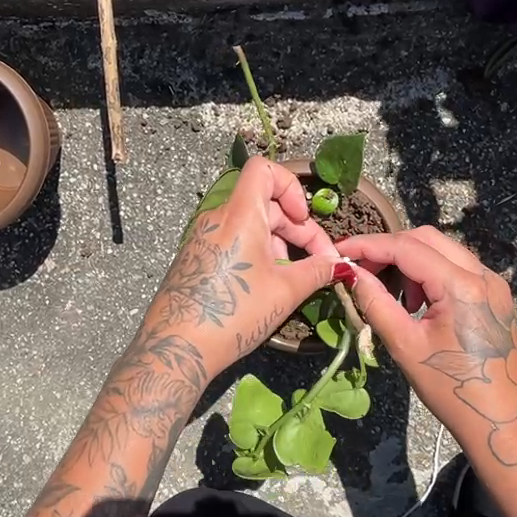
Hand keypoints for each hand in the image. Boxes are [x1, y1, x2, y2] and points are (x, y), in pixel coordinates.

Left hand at [144, 157, 338, 378]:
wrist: (178, 346)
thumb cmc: (234, 313)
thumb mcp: (285, 291)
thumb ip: (317, 271)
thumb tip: (339, 265)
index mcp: (239, 214)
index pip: (263, 169)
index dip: (290, 186)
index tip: (303, 219)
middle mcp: (219, 218)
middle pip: (264, 202)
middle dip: (296, 228)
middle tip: (320, 262)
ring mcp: (204, 237)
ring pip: (250, 224)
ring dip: (278, 244)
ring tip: (295, 278)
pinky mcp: (197, 257)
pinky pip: (233, 241)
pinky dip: (257, 253)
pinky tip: (268, 285)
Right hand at [337, 228, 516, 511]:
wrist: (503, 423)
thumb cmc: (452, 389)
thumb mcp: (405, 345)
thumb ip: (374, 301)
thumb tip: (347, 272)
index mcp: (462, 286)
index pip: (407, 247)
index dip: (369, 245)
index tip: (340, 250)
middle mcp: (483, 275)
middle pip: (426, 238)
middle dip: (389, 248)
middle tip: (362, 269)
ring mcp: (494, 283)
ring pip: (442, 249)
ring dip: (410, 260)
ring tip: (393, 294)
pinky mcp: (496, 295)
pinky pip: (456, 266)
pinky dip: (430, 272)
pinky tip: (417, 302)